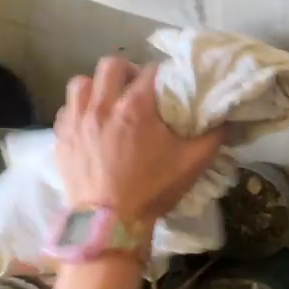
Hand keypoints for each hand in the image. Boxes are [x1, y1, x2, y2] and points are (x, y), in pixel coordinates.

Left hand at [54, 57, 222, 226]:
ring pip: (82, 82)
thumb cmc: (153, 189)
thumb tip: (227, 119)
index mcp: (136, 108)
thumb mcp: (193, 163)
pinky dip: (79, 110)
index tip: (169, 85)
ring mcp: (77, 121)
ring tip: (109, 101)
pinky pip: (67, 109)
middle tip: (137, 88)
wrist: (110, 223)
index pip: (151, 71)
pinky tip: (92, 124)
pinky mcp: (61, 138)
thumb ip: (213, 136)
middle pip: (111, 65)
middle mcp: (103, 106)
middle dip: (127, 71)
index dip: (163, 75)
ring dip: (98, 87)